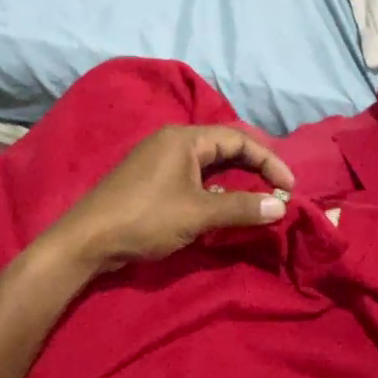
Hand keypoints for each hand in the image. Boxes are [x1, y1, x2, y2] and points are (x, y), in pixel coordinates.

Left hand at [41, 125, 294, 274]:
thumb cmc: (144, 219)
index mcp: (184, 139)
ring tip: (257, 201)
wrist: (88, 239)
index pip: (237, 138)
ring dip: (234, 180)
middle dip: (253, 167)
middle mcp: (172, 142)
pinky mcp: (150, 180)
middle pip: (224, 147)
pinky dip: (213, 189)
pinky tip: (221, 208)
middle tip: (278, 190)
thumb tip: (280, 205)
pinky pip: (192, 177)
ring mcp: (158, 160)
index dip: (268, 160)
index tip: (289, 186)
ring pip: (208, 164)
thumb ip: (241, 208)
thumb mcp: (198, 214)